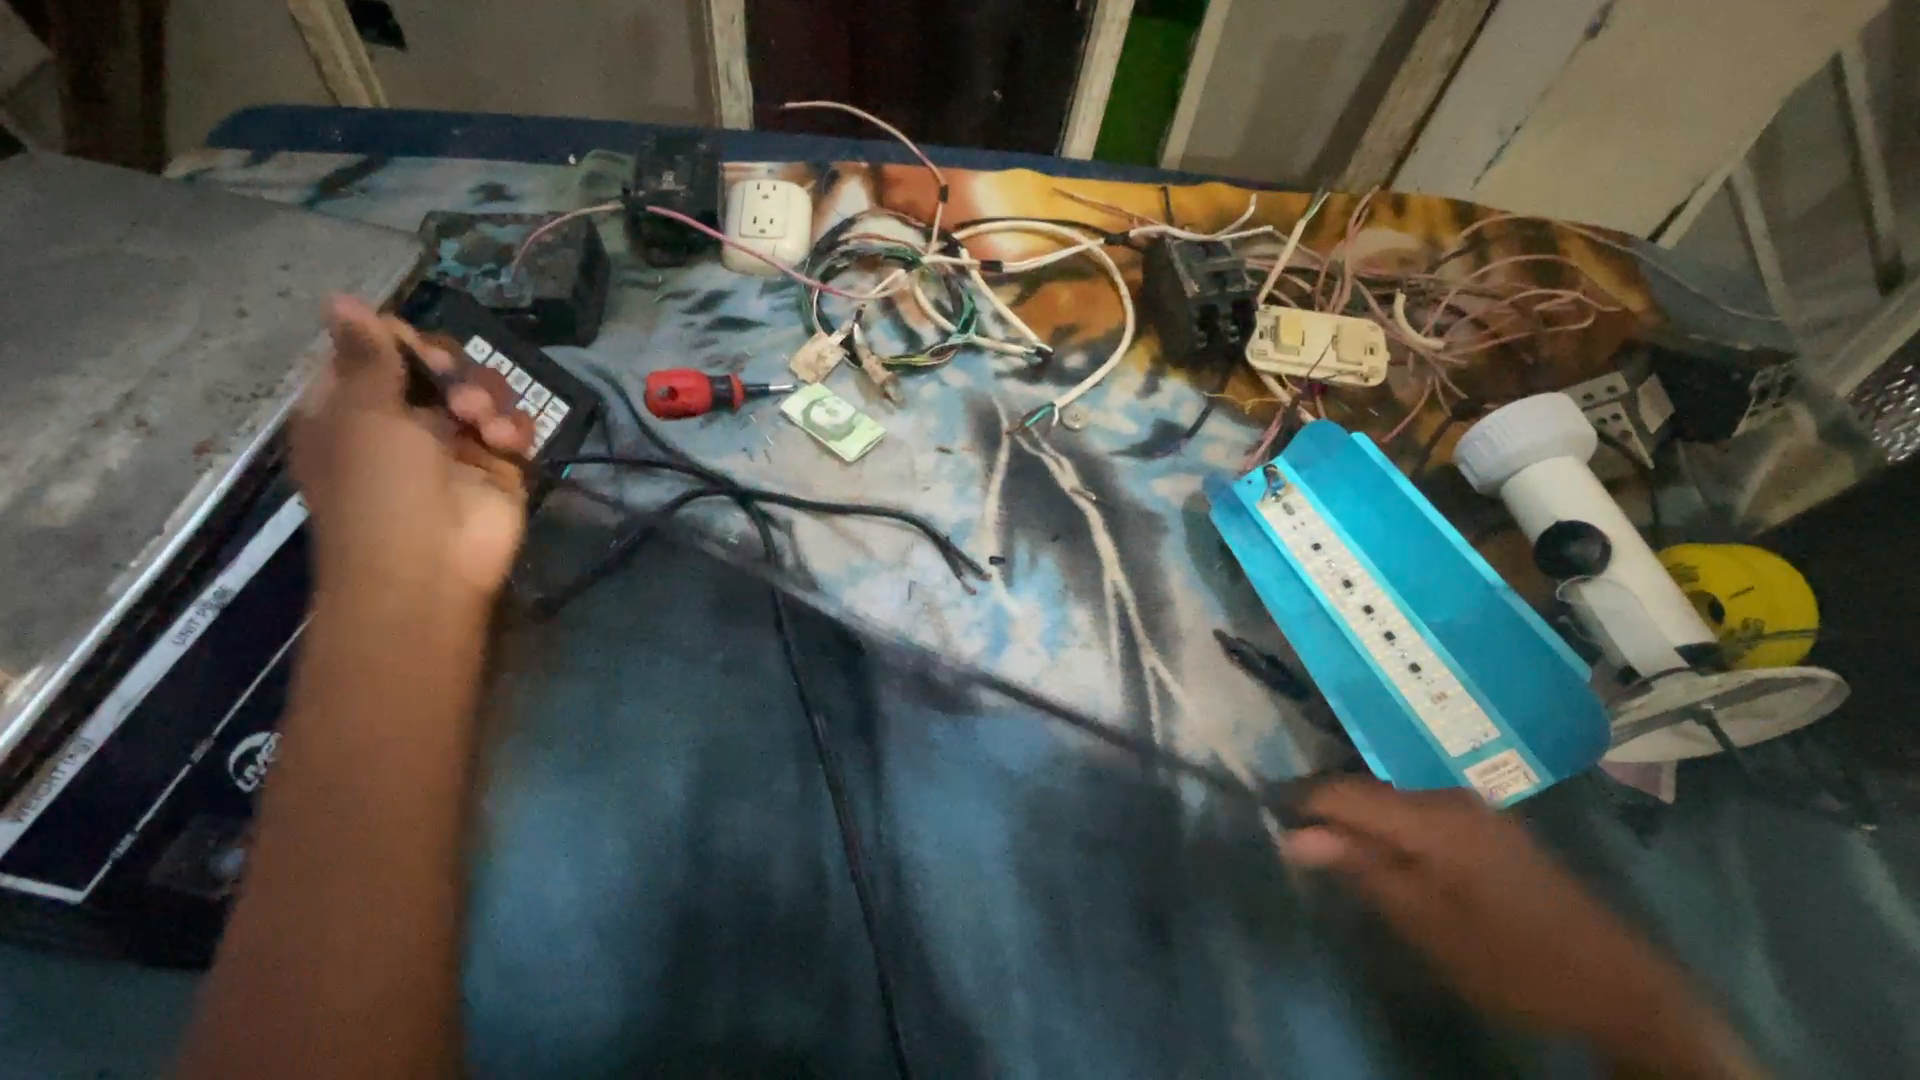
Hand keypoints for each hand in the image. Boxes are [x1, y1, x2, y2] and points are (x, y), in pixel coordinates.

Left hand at [293, 296, 532, 602]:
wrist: (429, 567)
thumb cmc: (378, 488)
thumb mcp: (362, 413)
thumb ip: (367, 355)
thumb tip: (340, 298)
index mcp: (352, 409)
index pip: (375, 352)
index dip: (396, 341)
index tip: (411, 347)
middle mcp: (402, 423)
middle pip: (435, 367)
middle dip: (450, 368)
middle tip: (452, 385)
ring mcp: (455, 446)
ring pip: (481, 392)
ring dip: (486, 397)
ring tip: (482, 422)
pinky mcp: (499, 468)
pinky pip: (515, 427)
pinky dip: (515, 428)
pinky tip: (506, 442)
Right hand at [1282, 779, 1759, 1077]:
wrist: (1614, 984)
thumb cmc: (1508, 958)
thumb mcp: (1422, 921)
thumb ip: (1358, 868)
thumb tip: (1294, 834)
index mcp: (1429, 815)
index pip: (1339, 790)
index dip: (1298, 802)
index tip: (1264, 817)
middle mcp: (1446, 794)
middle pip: (1363, 787)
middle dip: (1324, 809)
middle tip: (1292, 840)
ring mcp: (1470, 805)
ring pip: (1389, 797)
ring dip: (1355, 817)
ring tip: (1328, 848)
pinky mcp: (1484, 823)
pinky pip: (1416, 808)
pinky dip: (1387, 824)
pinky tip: (1380, 851)